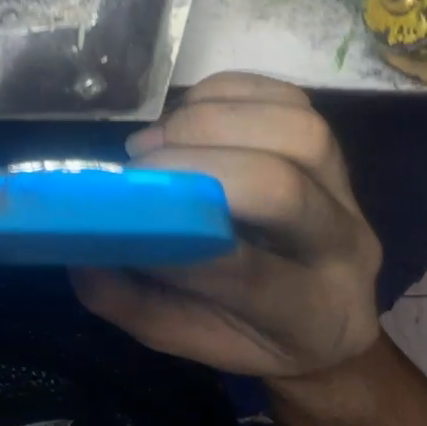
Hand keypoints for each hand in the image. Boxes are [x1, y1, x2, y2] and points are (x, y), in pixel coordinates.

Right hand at [71, 74, 381, 378]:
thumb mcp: (176, 331)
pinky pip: (286, 96)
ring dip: (211, 122)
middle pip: (281, 188)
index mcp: (309, 315)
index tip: (120, 221)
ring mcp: (347, 190)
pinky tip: (185, 117)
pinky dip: (224, 94)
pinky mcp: (331, 145)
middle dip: (194, 166)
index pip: (250, 272)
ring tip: (159, 140)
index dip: (178, 238)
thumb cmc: (238, 326)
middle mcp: (344, 249)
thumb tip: (79, 243)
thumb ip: (124, 298)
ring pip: (297, 131)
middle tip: (137, 170)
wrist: (319, 317)